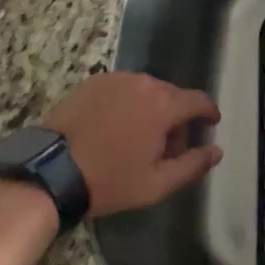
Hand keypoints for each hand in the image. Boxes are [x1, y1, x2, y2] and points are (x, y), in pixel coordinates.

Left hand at [41, 72, 221, 217]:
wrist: (46, 174)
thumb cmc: (107, 180)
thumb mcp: (155, 184)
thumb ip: (192, 165)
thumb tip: (217, 151)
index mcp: (164, 104)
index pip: (198, 100)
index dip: (208, 112)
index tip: (210, 123)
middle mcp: (144, 83)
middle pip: (172, 96)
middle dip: (175, 118)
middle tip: (165, 146)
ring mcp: (116, 80)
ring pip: (146, 91)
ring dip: (149, 109)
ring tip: (136, 137)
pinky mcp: (92, 83)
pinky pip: (121, 89)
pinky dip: (125, 103)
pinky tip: (112, 127)